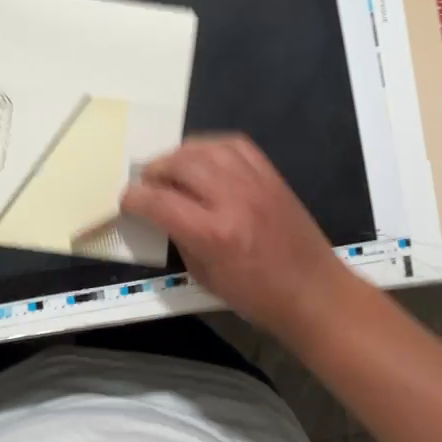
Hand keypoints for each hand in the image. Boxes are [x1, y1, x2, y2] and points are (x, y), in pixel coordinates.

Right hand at [122, 135, 352, 337]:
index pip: (159, 201)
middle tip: (148, 183)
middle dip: (155, 170)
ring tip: (172, 169)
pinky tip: (204, 159)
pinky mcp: (271, 175)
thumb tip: (163, 213)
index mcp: (213, 233)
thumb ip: (181, 239)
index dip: (134, 198)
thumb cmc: (257, 297)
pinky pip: (235, 145)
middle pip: (180, 164)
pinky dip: (212, 147)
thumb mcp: (205, 277)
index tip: (127, 201)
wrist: (314, 293)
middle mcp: (232, 199)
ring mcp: (255, 182)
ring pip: (206, 147)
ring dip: (180, 154)